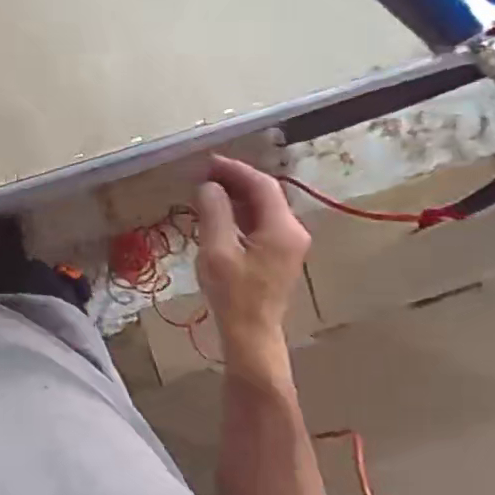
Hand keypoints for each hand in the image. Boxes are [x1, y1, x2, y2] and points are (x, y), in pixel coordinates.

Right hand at [195, 155, 311, 357]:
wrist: (250, 333)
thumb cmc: (233, 294)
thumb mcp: (217, 250)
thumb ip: (214, 212)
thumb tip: (209, 186)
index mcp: (282, 228)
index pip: (261, 185)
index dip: (235, 169)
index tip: (207, 162)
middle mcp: (292, 231)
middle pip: (265, 193)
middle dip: (235, 179)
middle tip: (203, 172)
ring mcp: (288, 244)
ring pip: (262, 207)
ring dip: (236, 194)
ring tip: (206, 187)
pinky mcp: (278, 254)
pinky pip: (260, 221)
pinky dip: (239, 210)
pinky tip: (218, 210)